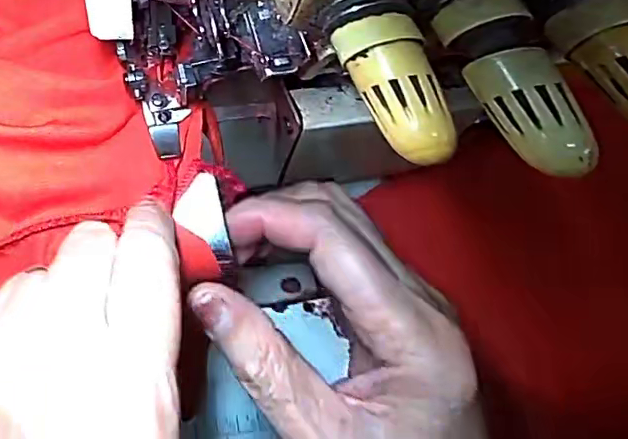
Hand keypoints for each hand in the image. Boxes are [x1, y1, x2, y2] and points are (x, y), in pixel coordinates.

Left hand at [0, 200, 182, 437]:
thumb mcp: (145, 430)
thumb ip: (151, 345)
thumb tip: (151, 268)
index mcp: (123, 389)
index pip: (146, 258)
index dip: (151, 231)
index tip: (148, 220)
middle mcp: (48, 359)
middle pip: (85, 245)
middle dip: (95, 269)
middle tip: (92, 314)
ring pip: (28, 277)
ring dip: (38, 310)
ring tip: (35, 373)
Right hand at [187, 183, 480, 438]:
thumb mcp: (324, 436)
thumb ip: (264, 365)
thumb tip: (207, 297)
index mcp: (414, 331)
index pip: (329, 230)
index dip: (266, 216)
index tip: (219, 230)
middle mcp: (421, 300)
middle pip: (333, 210)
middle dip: (267, 212)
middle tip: (219, 239)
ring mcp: (413, 297)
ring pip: (337, 216)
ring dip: (281, 220)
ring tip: (236, 249)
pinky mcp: (398, 302)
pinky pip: (342, 243)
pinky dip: (295, 240)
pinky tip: (266, 264)